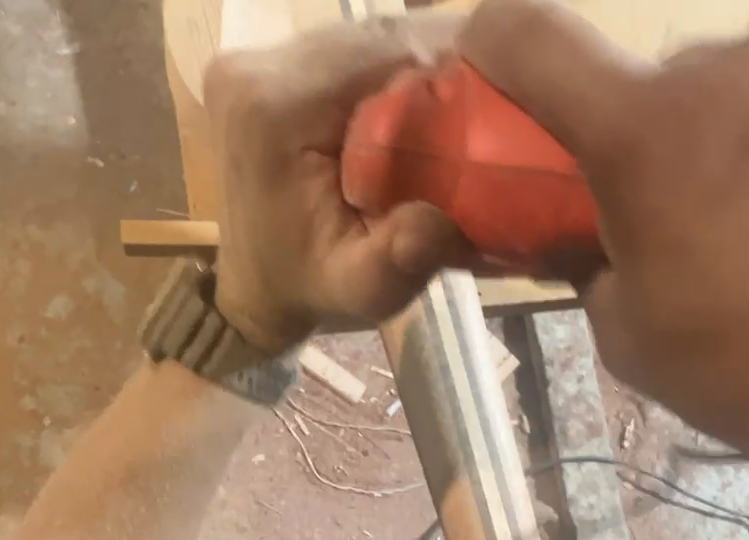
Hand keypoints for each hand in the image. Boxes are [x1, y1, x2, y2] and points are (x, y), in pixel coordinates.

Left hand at [204, 15, 473, 351]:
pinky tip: (411, 110)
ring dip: (412, 69)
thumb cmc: (310, 292)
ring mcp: (252, 60)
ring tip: (453, 110)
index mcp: (277, 109)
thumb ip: (401, 257)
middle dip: (436, 68)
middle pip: (377, 38)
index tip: (496, 109)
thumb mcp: (361, 290)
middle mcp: (256, 67)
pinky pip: (344, 53)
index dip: (453, 72)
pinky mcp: (262, 65)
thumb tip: (445, 222)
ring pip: (364, 39)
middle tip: (484, 110)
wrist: (253, 293)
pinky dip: (384, 75)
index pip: (390, 54)